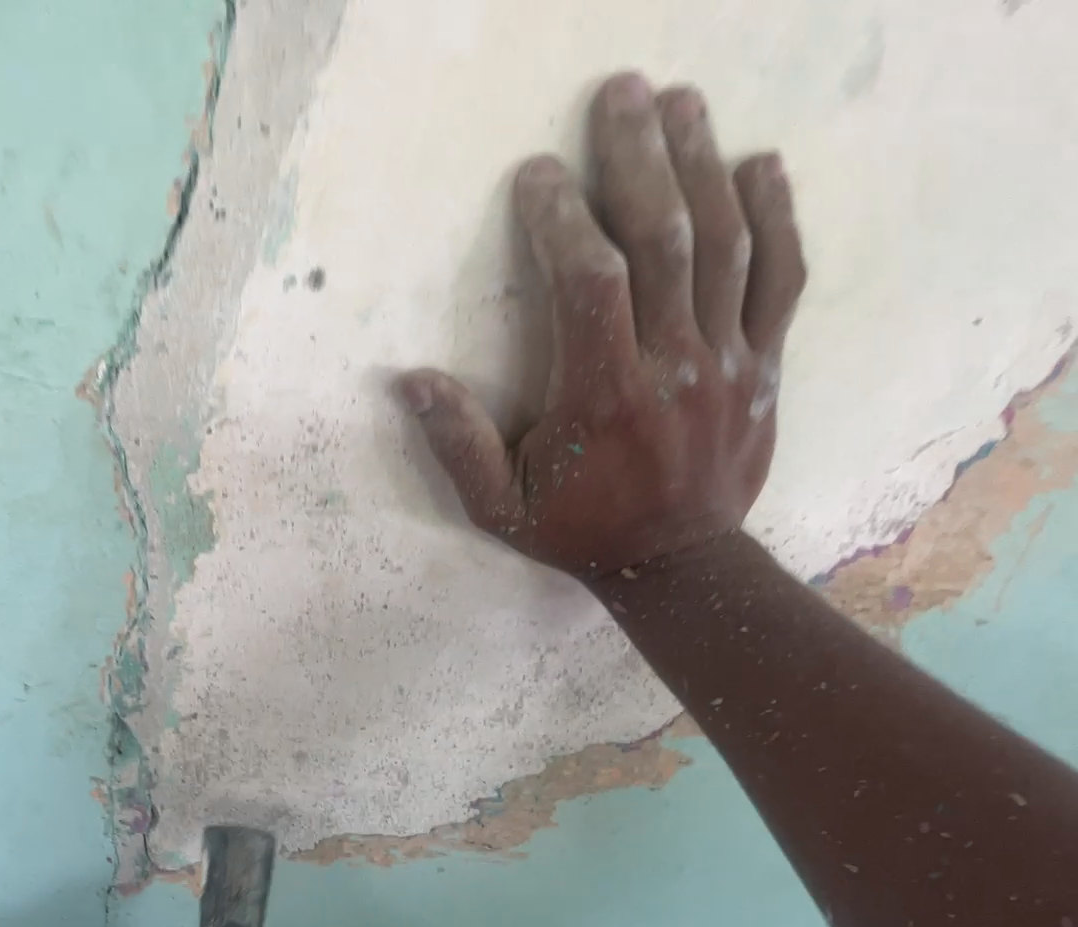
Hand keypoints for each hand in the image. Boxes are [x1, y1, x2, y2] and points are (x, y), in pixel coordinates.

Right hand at [397, 72, 806, 577]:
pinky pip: (781, 278)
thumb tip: (410, 380)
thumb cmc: (576, 530)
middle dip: (639, 159)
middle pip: (663, 240)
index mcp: (601, 394)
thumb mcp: (495, 505)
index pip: (587, 283)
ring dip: (702, 166)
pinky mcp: (763, 364)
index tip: (536, 174)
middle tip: (620, 94)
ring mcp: (727, 360)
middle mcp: (671, 363)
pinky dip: (777, 216)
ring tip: (682, 104)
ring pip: (724, 245)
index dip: (562, 220)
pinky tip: (760, 166)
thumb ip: (455, 443)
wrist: (680, 565)